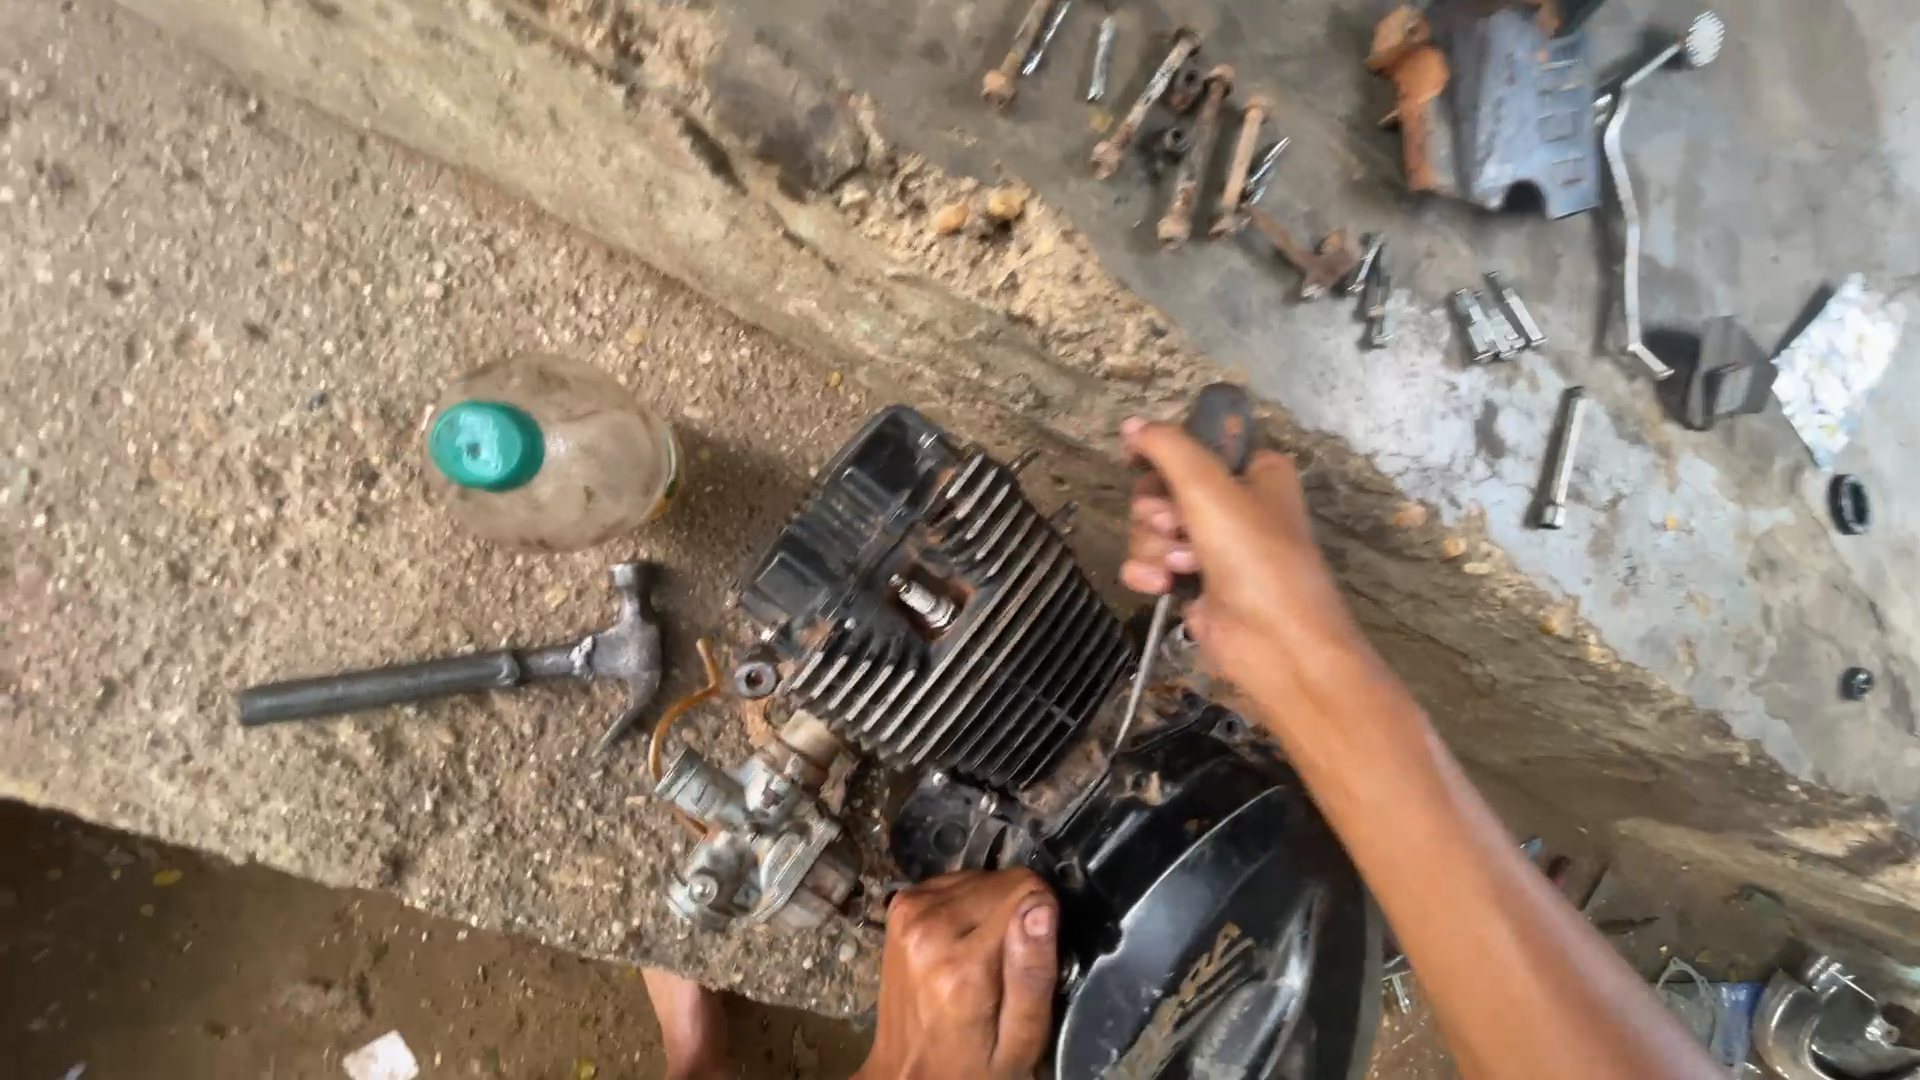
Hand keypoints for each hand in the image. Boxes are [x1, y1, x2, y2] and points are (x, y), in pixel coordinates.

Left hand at [856, 869, 1058, 1079]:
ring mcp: (909, 910)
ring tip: (983, 957)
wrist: (906, 1075)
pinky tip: (962, 941)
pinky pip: (956, 881)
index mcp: (961, 965)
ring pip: (980, 877)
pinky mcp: (902, 903)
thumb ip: (1033, 975)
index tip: (1035, 954)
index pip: (1025, 891)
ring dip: (989, 909)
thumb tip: (1041, 907)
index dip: (1041, 917)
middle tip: (1006, 965)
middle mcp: (928, 927)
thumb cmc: (970, 1068)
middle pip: (1002, 881)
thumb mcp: (1019, 1044)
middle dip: (1015, 914)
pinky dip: (966, 905)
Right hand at [1120, 417, 1378, 714]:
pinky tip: (1160, 585)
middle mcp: (1231, 505)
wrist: (1276, 643)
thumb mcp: (1209, 487)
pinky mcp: (1190, 582)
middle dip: (1158, 512)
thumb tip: (1131, 424)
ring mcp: (1210, 546)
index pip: (1189, 447)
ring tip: (1183, 567)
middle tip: (1176, 527)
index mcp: (1251, 472)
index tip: (1148, 471)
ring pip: (1148, 529)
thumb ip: (1166, 448)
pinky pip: (1147, 562)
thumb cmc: (1254, 557)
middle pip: (1159, 489)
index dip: (1164, 461)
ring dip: (1155, 547)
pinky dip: (1148, 572)